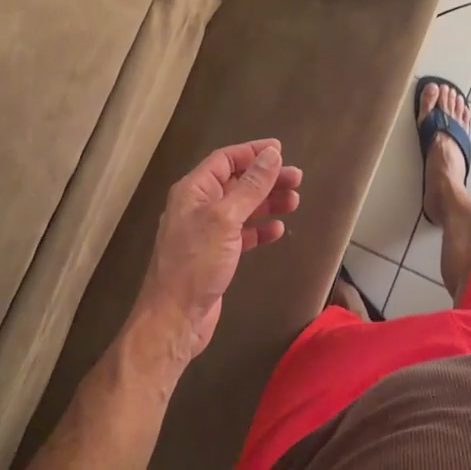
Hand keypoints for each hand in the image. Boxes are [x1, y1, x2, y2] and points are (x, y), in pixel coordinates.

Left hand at [132, 139, 301, 363]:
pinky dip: (259, 229)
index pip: (225, 160)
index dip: (252, 152)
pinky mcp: (215, 255)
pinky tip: (278, 229)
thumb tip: (272, 154)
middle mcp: (198, 206)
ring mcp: (206, 232)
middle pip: (236, 182)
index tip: (280, 150)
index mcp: (193, 190)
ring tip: (294, 201)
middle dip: (266, 178)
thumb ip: (250, 186)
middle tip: (296, 178)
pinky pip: (241, 233)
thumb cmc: (196, 263)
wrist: (174, 319)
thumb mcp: (226, 219)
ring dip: (267, 202)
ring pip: (241, 207)